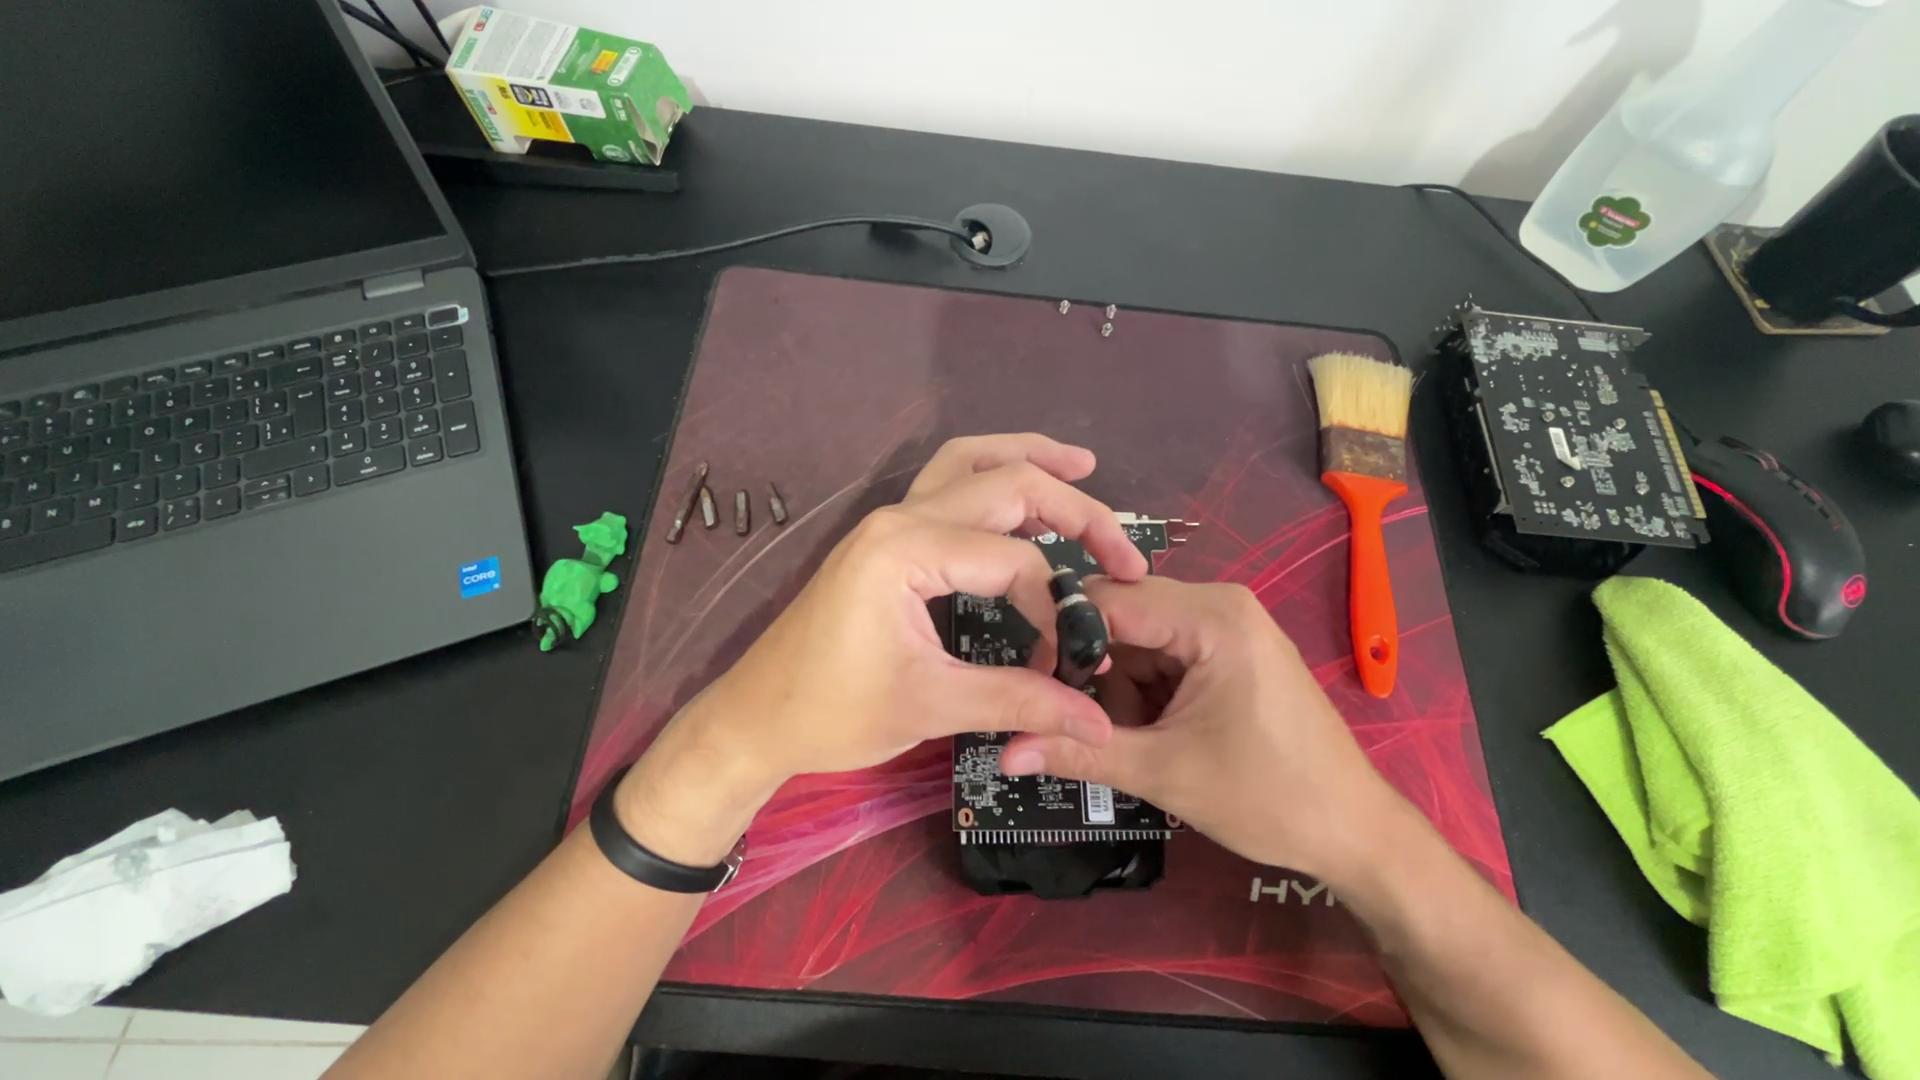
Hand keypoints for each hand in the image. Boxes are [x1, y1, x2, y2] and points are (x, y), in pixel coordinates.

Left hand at [616, 434, 1150, 865]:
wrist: (755, 719)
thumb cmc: (832, 713)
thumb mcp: (931, 707)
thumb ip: (1019, 702)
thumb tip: (1097, 723)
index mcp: (905, 549)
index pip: (1014, 560)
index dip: (1056, 609)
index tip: (1070, 660)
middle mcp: (899, 517)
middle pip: (1005, 483)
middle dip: (1074, 509)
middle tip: (1125, 551)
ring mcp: (888, 522)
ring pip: (969, 464)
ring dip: (1029, 462)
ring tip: (1084, 467)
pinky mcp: (885, 539)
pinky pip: (948, 488)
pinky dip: (993, 483)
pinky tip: (1022, 500)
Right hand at [998, 576, 1406, 885]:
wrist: (1354, 831)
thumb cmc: (1268, 796)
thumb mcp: (1164, 772)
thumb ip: (1079, 751)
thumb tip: (1004, 751)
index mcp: (1211, 616)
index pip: (1109, 599)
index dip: (1062, 637)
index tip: (1034, 686)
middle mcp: (1220, 605)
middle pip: (1122, 618)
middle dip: (1093, 670)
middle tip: (1078, 722)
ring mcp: (1228, 627)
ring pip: (1138, 640)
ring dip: (1118, 687)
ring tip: (1129, 740)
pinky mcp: (1230, 653)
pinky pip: (1164, 655)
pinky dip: (1144, 692)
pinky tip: (1153, 733)